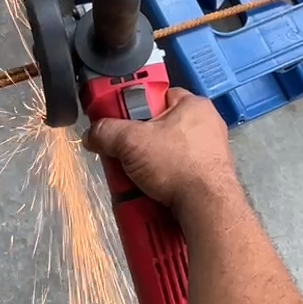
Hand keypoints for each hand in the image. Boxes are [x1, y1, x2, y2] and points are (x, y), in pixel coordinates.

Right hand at [83, 88, 238, 217]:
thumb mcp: (131, 141)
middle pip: (158, 128)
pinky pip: (175, 173)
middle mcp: (205, 126)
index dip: (133, 106)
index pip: (156, 96)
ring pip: (165, 154)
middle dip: (138, 143)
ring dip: (146, 166)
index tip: (118, 118)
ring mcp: (209, 154)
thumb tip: (93, 135)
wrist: (206, 208)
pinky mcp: (207, 178)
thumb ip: (106, 131)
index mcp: (193, 106)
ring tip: (133, 176)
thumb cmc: (178, 165)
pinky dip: (160, 182)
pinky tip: (148, 191)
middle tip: (123, 153)